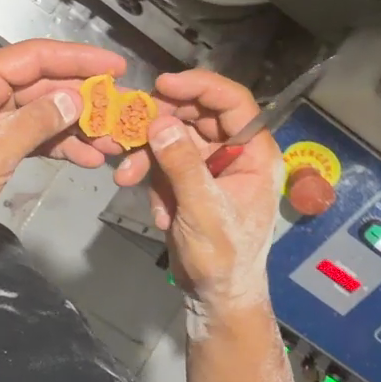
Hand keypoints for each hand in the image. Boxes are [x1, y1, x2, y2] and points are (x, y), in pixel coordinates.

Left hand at [0, 39, 125, 237]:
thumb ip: (38, 122)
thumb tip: (77, 99)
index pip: (36, 57)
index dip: (79, 59)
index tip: (117, 67)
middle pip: (44, 84)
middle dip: (84, 100)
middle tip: (121, 112)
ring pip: (44, 111)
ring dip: (76, 127)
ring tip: (111, 143)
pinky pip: (35, 134)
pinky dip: (59, 145)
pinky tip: (87, 158)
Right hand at [116, 70, 281, 314]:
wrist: (215, 296)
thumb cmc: (224, 256)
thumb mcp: (203, 209)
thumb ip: (182, 165)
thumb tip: (159, 124)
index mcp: (254, 154)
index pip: (233, 103)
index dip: (200, 87)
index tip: (163, 85)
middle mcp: (234, 153)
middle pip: (197, 117)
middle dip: (161, 125)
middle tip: (130, 128)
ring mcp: (210, 167)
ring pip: (173, 139)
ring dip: (148, 156)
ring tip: (126, 177)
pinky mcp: (188, 182)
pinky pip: (164, 163)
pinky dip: (152, 180)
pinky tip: (156, 210)